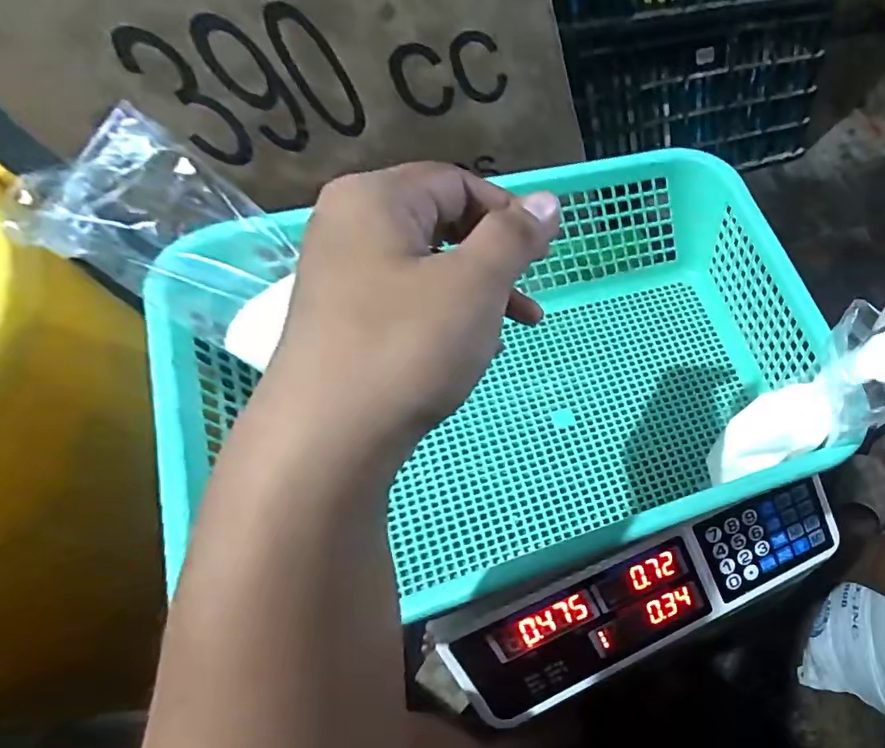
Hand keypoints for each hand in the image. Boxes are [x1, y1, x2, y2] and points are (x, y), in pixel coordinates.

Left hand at [261, 162, 560, 465]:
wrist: (334, 428)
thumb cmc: (410, 345)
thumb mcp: (475, 286)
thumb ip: (514, 238)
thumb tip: (549, 201)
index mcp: (377, 200)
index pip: (456, 182)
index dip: (508, 213)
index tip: (543, 257)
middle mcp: (352, 225)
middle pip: (443, 221)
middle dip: (496, 257)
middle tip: (529, 295)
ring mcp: (345, 273)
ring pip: (432, 265)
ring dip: (481, 291)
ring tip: (515, 329)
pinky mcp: (349, 316)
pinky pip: (413, 298)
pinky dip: (451, 314)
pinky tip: (472, 347)